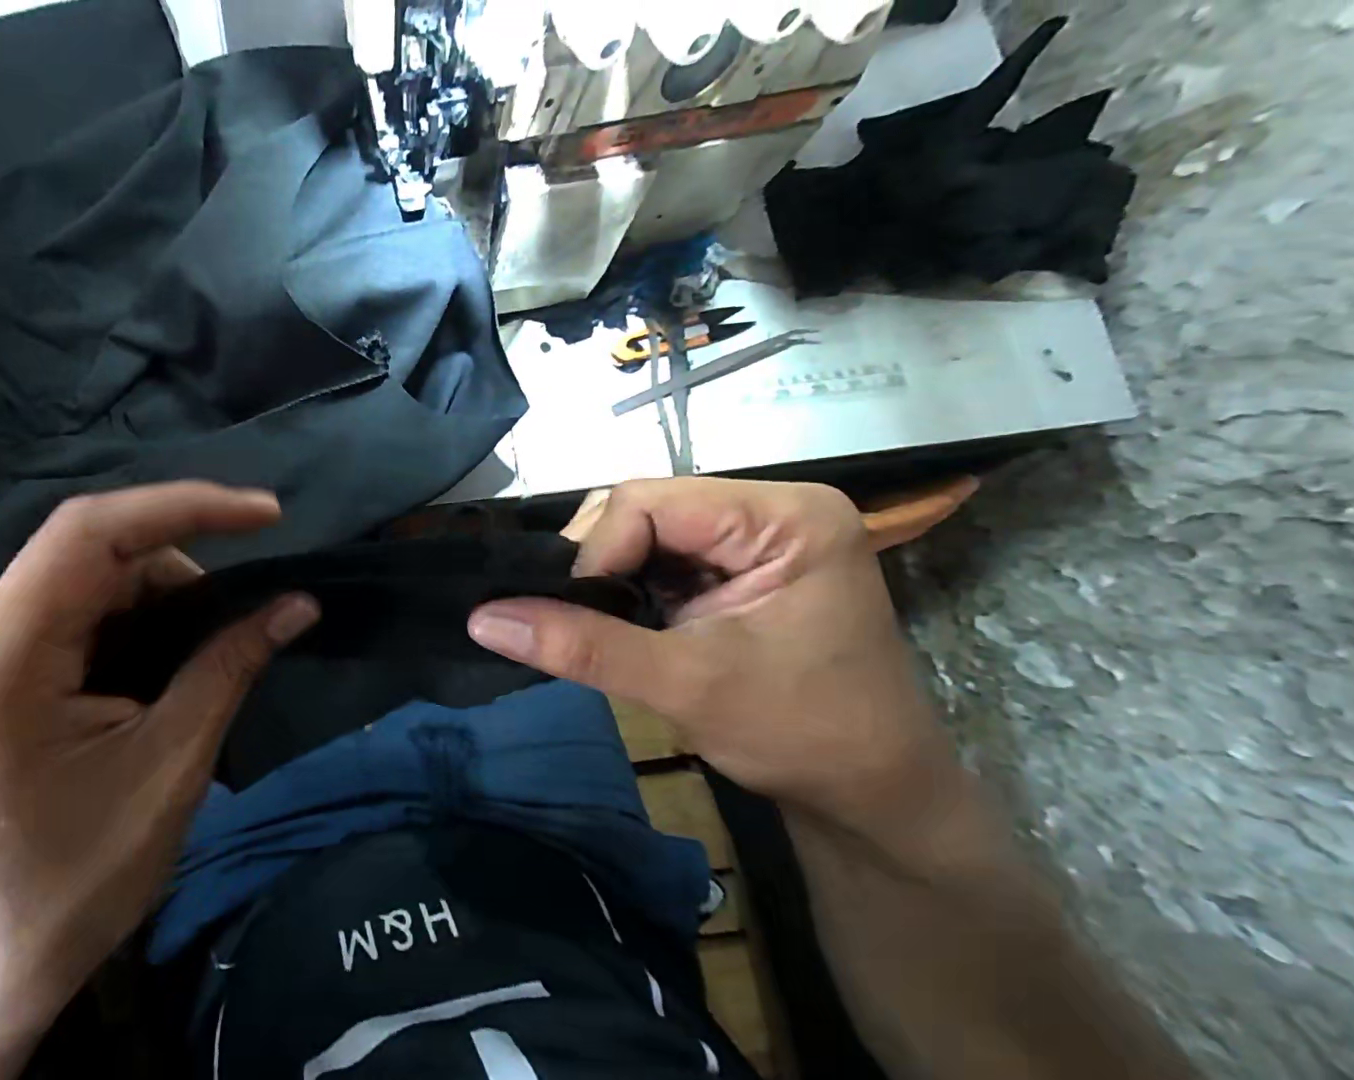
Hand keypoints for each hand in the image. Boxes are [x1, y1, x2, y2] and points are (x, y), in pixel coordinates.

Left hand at [0, 483, 318, 1079]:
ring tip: (199, 666)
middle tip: (241, 624)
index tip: (267, 516)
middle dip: (183, 574)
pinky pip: (73, 615)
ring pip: (88, 582)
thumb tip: (298, 604)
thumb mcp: (169, 767)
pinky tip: (161, 671)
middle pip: (93, 555)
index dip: (186, 506)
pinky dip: (134, 626)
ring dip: (161, 603)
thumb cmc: (76, 882)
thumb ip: (230, 668)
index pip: (90, 533)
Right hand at [468, 478, 961, 848]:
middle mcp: (774, 510)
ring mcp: (759, 539)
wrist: (871, 797)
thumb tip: (481, 619)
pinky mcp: (742, 568)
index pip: (650, 500)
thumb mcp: (686, 686)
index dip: (599, 552)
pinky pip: (664, 560)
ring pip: (648, 535)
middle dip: (605, 567)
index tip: (580, 617)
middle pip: (647, 509)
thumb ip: (583, 646)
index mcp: (785, 516)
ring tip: (609, 631)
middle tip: (590, 627)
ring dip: (616, 582)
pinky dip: (634, 592)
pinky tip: (633, 628)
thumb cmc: (801, 736)